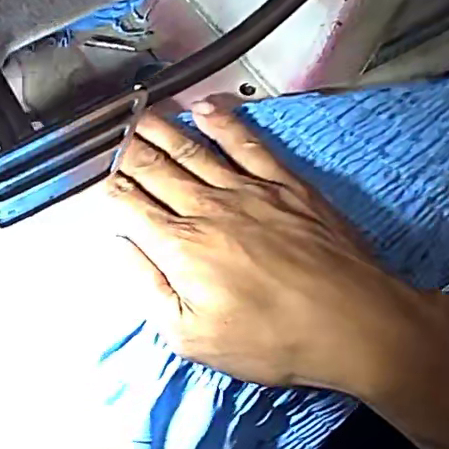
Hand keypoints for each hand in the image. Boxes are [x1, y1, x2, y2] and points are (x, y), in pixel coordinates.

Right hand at [103, 98, 448, 401]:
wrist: (355, 325)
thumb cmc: (269, 340)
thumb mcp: (188, 335)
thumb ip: (148, 287)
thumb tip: (120, 248)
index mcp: (179, 247)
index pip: (129, 205)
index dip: (107, 187)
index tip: (93, 175)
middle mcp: (207, 210)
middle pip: (154, 170)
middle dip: (125, 150)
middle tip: (108, 132)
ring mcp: (248, 192)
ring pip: (192, 150)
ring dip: (161, 130)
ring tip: (140, 115)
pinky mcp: (286, 186)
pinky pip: (247, 144)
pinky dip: (223, 123)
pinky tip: (204, 108)